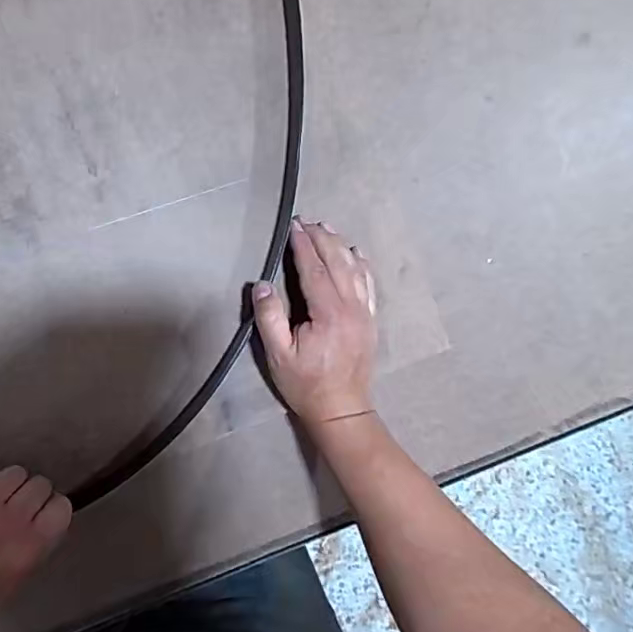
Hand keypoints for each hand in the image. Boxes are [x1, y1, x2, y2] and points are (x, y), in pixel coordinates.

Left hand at [0, 465, 71, 631]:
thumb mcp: (13, 583)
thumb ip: (35, 548)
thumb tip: (45, 517)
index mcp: (28, 548)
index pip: (61, 506)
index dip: (52, 508)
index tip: (41, 513)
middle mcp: (10, 520)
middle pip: (40, 483)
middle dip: (32, 494)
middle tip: (17, 507)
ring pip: (15, 471)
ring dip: (10, 484)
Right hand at [252, 217, 376, 422]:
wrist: (342, 410)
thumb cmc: (305, 384)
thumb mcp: (278, 354)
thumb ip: (269, 317)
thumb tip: (262, 285)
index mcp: (328, 314)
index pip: (314, 270)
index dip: (303, 245)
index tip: (293, 226)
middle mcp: (351, 308)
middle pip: (338, 263)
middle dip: (321, 238)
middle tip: (306, 221)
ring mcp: (364, 314)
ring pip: (355, 270)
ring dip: (340, 245)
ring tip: (326, 228)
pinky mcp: (370, 320)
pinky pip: (369, 284)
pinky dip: (361, 264)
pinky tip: (355, 253)